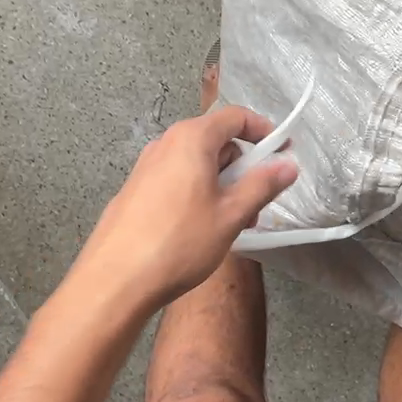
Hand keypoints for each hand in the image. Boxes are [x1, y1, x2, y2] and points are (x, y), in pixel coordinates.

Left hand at [73, 108, 297, 310]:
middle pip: (216, 140)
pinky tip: (201, 230)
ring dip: (222, 184)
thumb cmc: (178, 244)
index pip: (236, 117)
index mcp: (191, 139)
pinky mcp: (135, 191)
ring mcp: (146, 167)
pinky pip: (177, 179)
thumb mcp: (231, 215)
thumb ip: (262, 185)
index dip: (264, 130)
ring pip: (197, 163)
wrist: (113, 284)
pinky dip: (198, 193)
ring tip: (232, 223)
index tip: (283, 151)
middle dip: (243, 167)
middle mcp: (166, 144)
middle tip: (258, 201)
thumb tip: (288, 165)